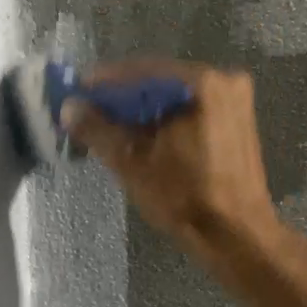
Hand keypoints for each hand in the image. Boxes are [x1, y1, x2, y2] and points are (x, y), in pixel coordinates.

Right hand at [69, 61, 277, 260]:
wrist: (234, 233)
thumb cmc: (183, 196)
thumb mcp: (131, 162)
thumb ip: (98, 129)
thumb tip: (70, 106)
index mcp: (200, 83)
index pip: (139, 72)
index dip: (102, 84)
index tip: (74, 95)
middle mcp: (223, 81)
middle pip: (157, 83)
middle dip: (121, 100)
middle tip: (88, 118)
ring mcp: (234, 101)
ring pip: (172, 99)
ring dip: (141, 113)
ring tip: (111, 133)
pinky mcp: (236, 123)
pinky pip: (188, 111)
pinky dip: (163, 121)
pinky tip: (143, 141)